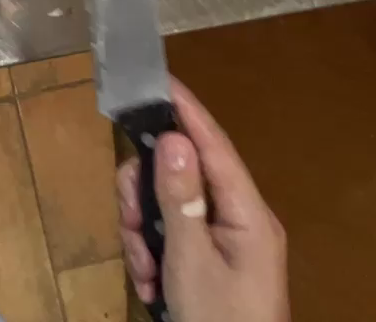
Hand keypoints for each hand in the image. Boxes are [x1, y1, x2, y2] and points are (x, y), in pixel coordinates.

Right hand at [117, 79, 288, 321]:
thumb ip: (179, 198)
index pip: (213, 145)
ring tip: (144, 269)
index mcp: (247, 214)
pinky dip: (148, 250)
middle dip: (143, 194)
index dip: (185, 109)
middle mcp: (237, 217)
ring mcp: (223, 237)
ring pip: (164, 202)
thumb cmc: (220, 320)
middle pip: (177, 173)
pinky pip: (166, 230)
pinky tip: (150, 280)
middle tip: (129, 224)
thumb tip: (173, 137)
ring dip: (141, 229)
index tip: (157, 77)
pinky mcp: (208, 255)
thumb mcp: (191, 261)